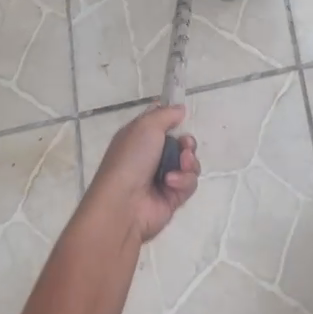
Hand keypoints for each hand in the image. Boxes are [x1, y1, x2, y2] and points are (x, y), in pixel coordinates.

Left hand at [84, 104, 200, 242]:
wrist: (124, 205)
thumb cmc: (131, 159)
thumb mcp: (146, 126)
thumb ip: (166, 113)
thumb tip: (180, 109)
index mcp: (139, 137)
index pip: (160, 122)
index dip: (172, 118)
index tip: (182, 116)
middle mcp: (151, 156)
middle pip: (180, 142)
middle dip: (187, 143)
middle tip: (185, 146)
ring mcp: (163, 177)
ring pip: (189, 162)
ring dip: (188, 162)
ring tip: (181, 165)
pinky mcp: (173, 197)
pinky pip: (189, 182)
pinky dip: (183, 181)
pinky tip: (171, 183)